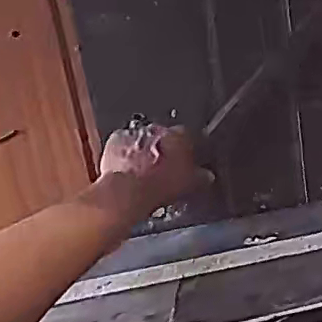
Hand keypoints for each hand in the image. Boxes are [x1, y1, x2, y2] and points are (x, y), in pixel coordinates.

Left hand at [94, 122, 208, 216]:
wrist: (129, 192)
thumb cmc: (159, 185)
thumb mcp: (189, 185)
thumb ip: (201, 177)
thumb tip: (206, 177)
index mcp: (179, 136)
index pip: (188, 135)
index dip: (187, 148)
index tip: (186, 159)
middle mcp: (158, 130)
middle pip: (164, 135)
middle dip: (164, 148)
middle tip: (164, 167)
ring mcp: (135, 134)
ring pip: (143, 138)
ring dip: (145, 150)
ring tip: (145, 171)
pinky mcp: (116, 141)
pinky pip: (122, 143)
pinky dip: (125, 153)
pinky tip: (128, 168)